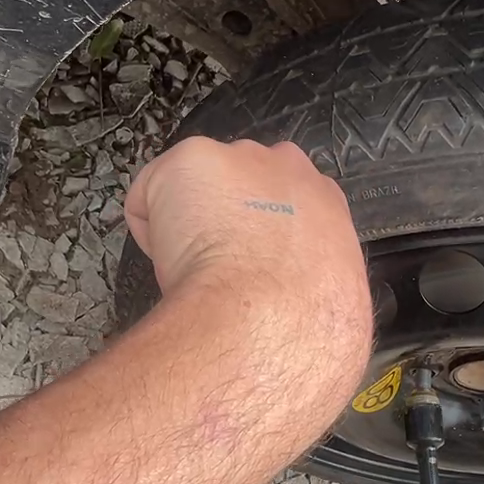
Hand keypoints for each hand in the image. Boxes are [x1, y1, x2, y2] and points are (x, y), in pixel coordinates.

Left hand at [126, 136, 370, 378]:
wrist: (270, 316)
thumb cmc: (304, 325)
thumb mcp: (333, 298)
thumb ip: (317, 278)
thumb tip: (299, 297)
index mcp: (326, 201)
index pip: (285, 199)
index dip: (258, 232)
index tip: (247, 263)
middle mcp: (287, 165)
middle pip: (241, 182)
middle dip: (225, 215)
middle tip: (219, 265)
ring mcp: (238, 157)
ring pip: (195, 186)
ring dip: (189, 221)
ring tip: (196, 270)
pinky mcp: (191, 159)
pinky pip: (149, 197)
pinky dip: (149, 232)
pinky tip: (173, 265)